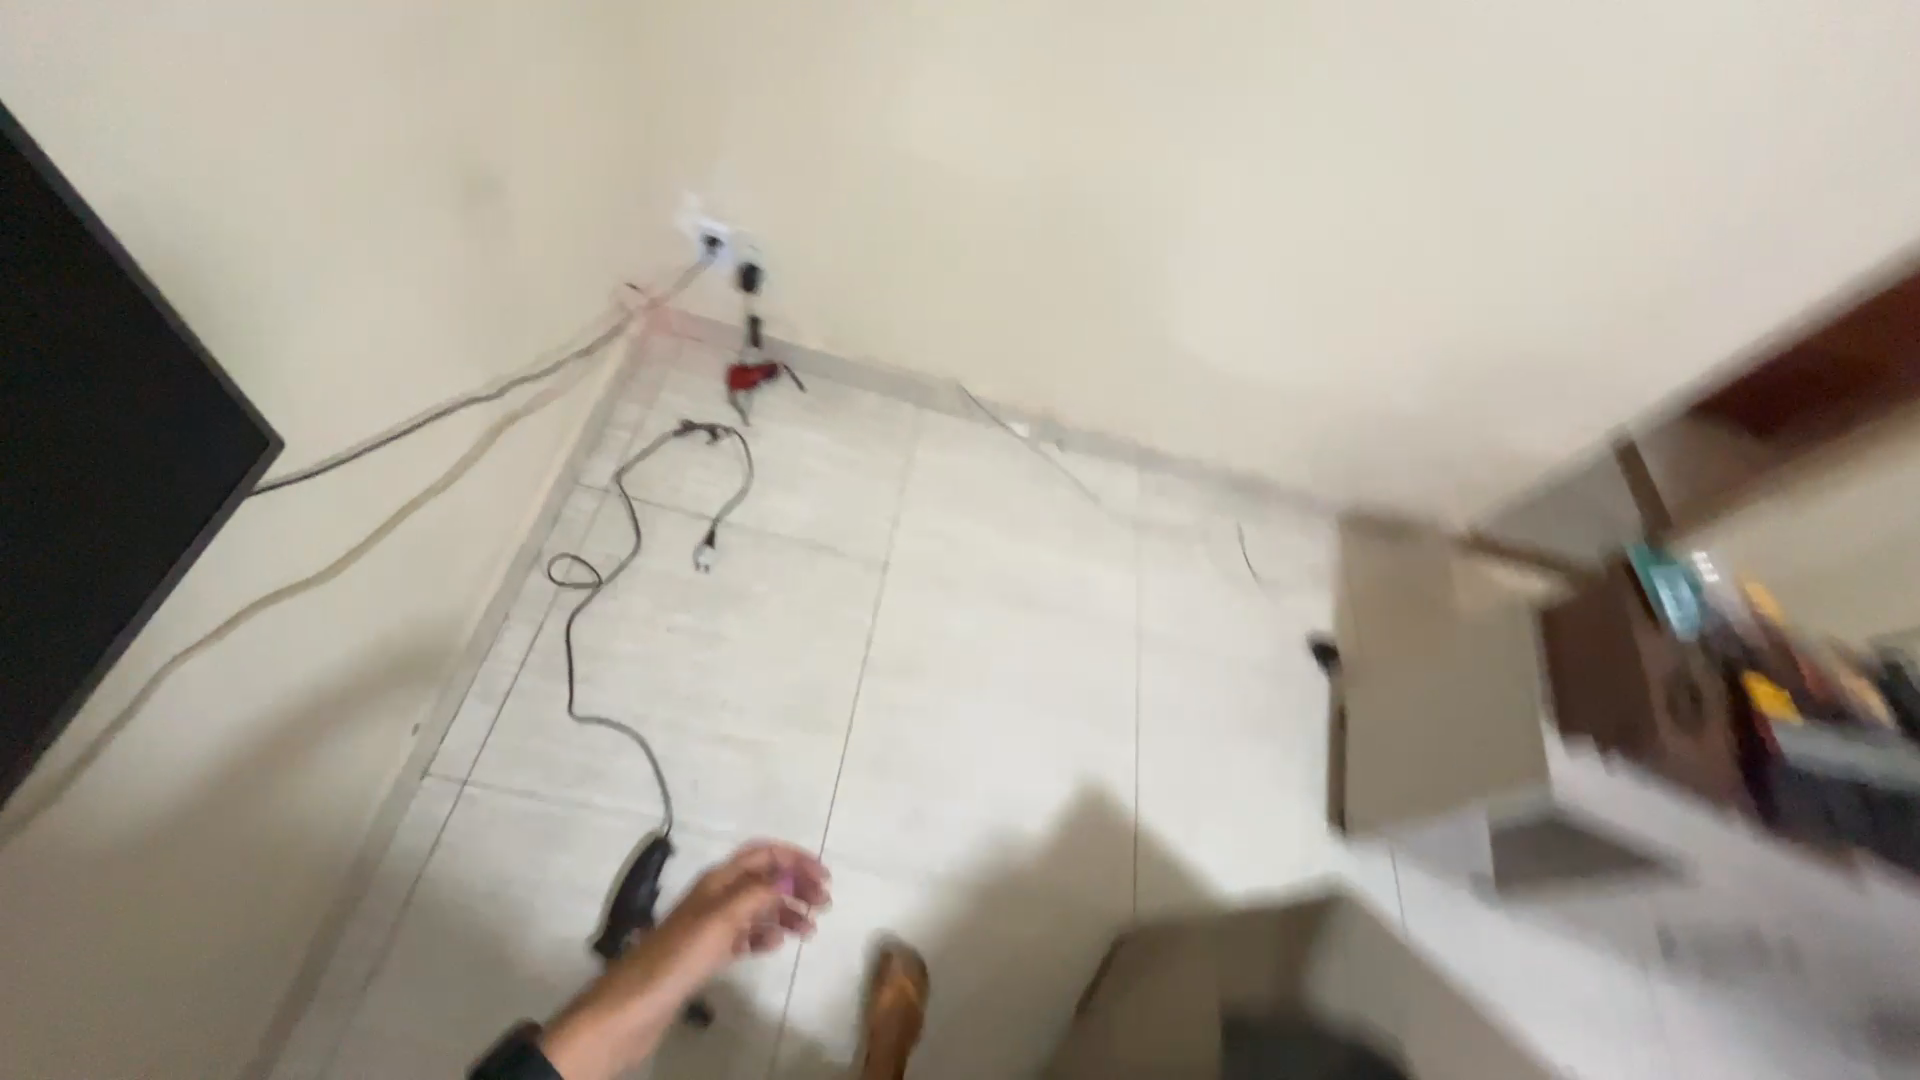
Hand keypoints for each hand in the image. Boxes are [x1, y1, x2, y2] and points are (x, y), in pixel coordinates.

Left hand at [537, 841, 830, 1079]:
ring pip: (758, 907)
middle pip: (764, 878)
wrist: (631, 1008)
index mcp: (719, 879)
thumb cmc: (678, 957)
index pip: (763, 854)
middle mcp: (717, 895)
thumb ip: (758, 893)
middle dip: (796, 885)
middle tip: (824, 904)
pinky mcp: (708, 952)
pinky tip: (776, 944)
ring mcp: (711, 924)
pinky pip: (746, 934)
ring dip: (786, 912)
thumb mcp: (722, 920)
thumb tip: (790, 876)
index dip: (795, 858)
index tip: (823, 876)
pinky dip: (765, 934)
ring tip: (808, 930)